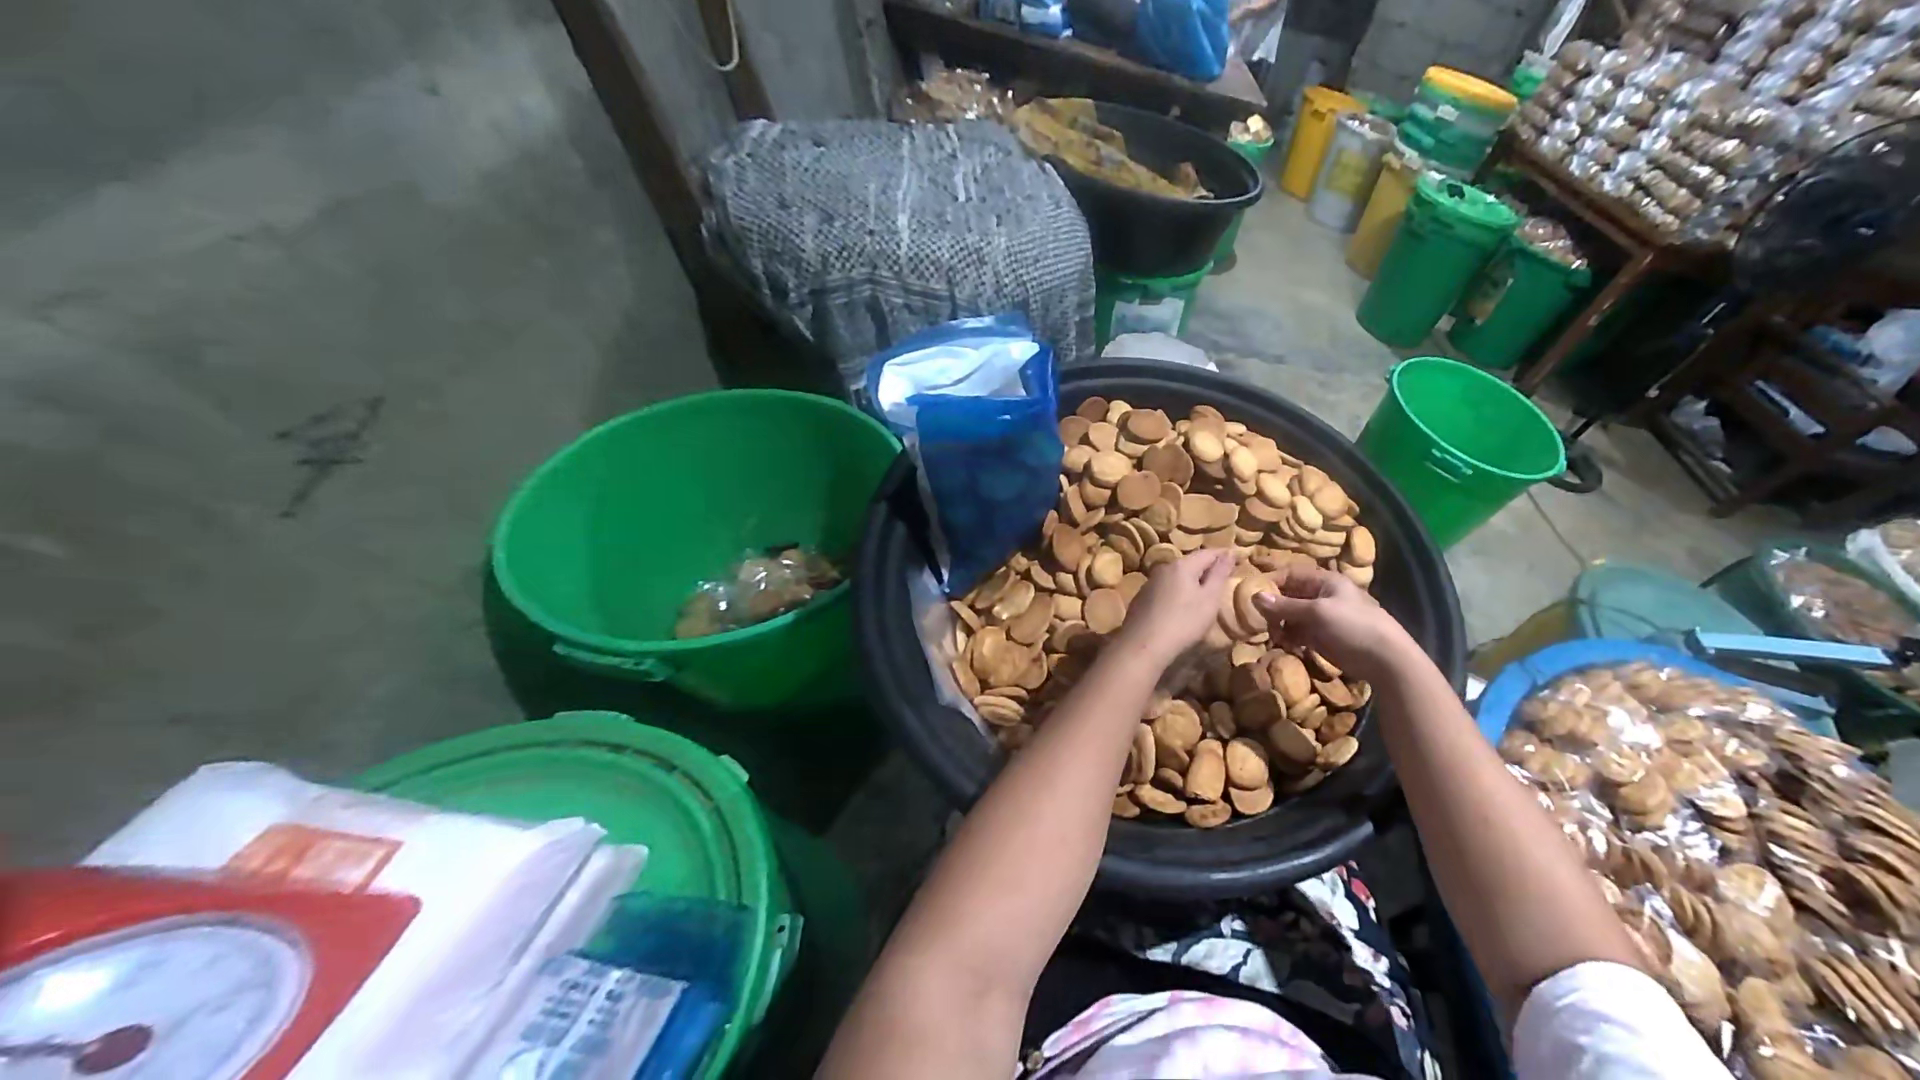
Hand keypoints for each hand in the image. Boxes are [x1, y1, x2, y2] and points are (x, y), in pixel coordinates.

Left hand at [1110, 550, 1236, 666]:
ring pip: (1176, 575)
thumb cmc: (1183, 622)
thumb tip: (1228, 553)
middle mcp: (1163, 568)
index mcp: (1181, 565)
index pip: (1207, 553)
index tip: (1237, 557)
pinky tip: (1180, 603)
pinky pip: (1165, 588)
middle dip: (1207, 566)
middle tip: (1223, 574)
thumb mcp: (1209, 599)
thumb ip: (1219, 574)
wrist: (1143, 645)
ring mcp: (1149, 583)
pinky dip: (1177, 590)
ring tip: (1204, 589)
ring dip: (1190, 579)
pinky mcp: (1141, 598)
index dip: (1223, 554)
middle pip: (1190, 562)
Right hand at [1253, 566, 1413, 681]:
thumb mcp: (1317, 612)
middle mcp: (1321, 595)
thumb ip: (1285, 605)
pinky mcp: (1321, 636)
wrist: (1386, 660)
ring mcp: (1321, 617)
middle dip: (1273, 608)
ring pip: (1290, 615)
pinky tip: (1286, 645)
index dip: (1271, 583)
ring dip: (1279, 625)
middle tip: (1262, 622)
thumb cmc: (1354, 626)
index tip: (1251, 597)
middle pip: (1287, 595)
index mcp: (1324, 581)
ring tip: (1276, 637)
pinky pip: (1297, 632)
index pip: (1289, 575)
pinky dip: (1288, 637)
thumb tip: (1254, 596)